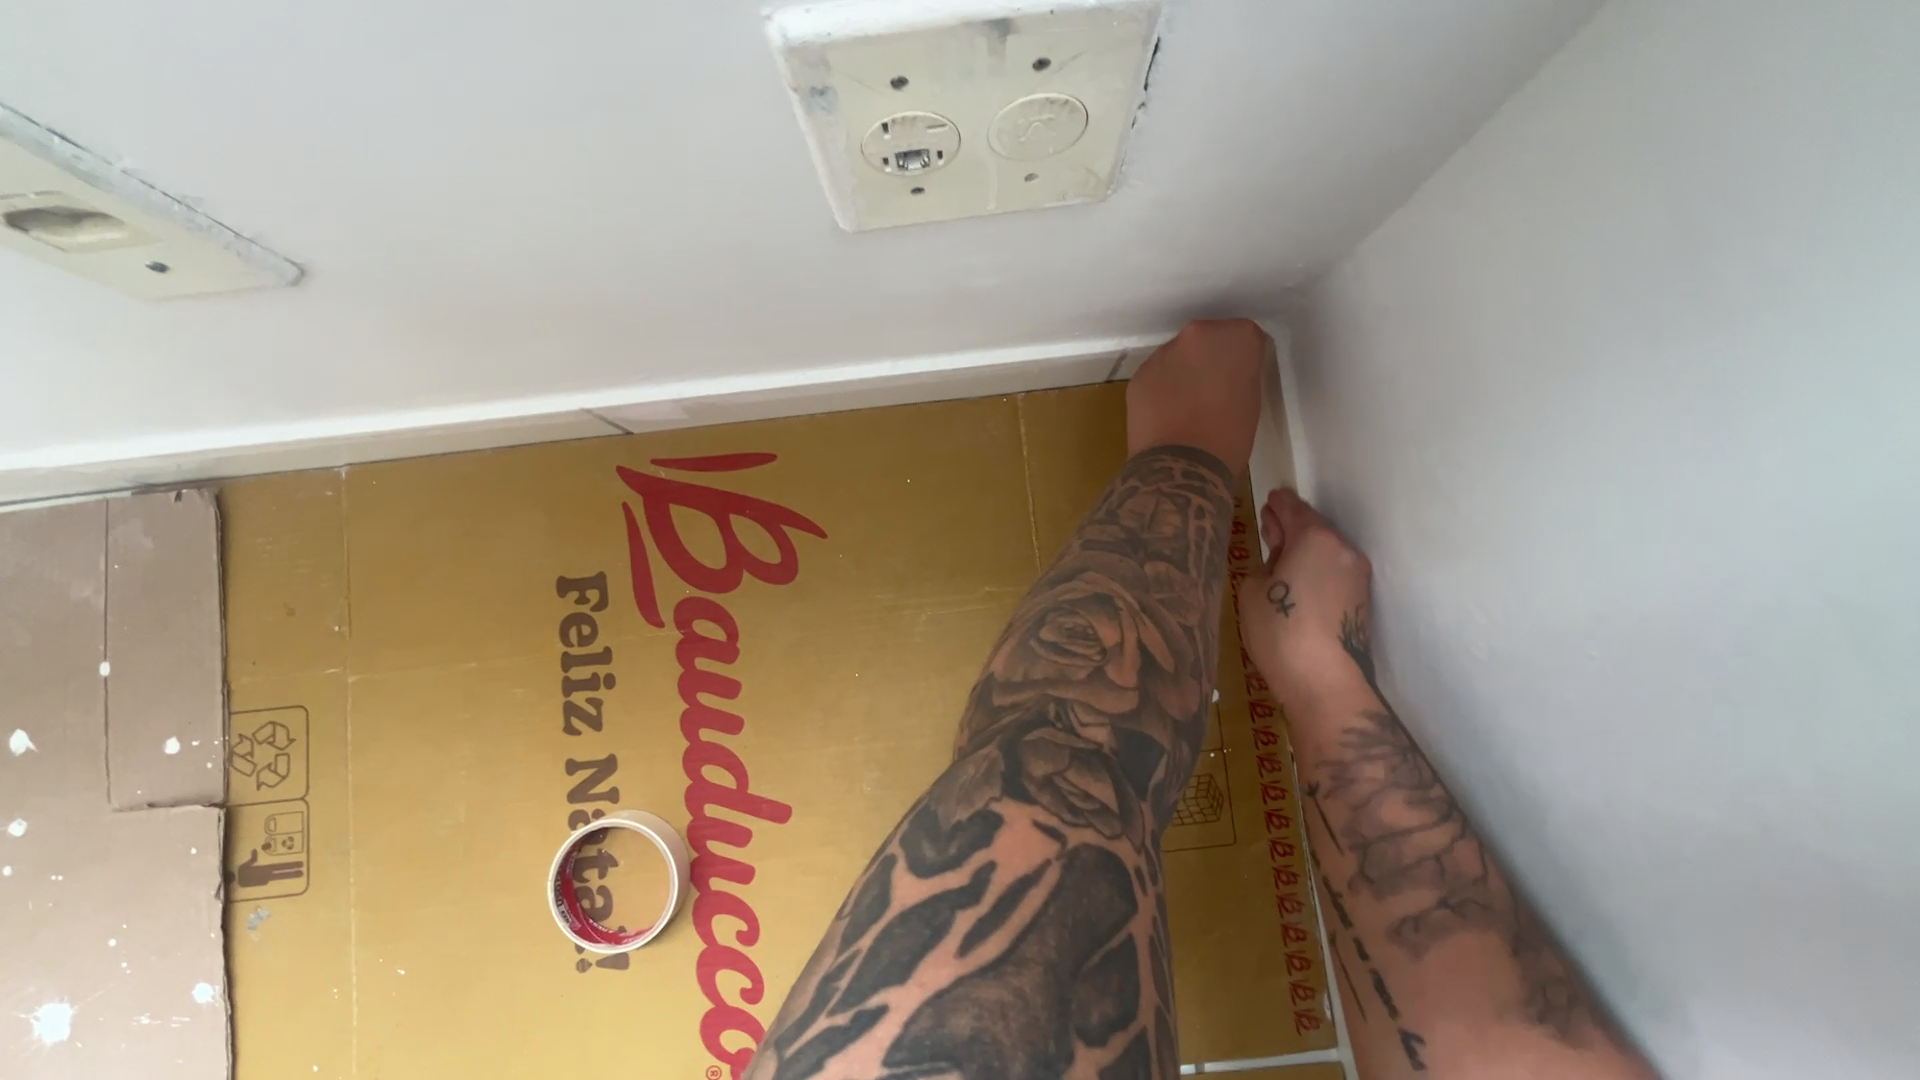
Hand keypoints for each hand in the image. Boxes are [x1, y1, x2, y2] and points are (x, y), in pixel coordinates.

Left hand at [1125, 319, 1267, 476]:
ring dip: (1181, 372)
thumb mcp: (1251, 398)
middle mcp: (1197, 335)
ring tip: (1185, 408)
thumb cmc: (1229, 437)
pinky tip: (1165, 415)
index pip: (1243, 336)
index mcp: (1236, 337)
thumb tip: (1227, 372)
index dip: (1240, 359)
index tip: (1238, 380)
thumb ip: (1241, 372)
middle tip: (1211, 392)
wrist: (1181, 465)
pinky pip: (1155, 376)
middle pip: (1206, 340)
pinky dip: (1160, 389)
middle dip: (1208, 359)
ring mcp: (1163, 353)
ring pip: (1177, 357)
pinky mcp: (1139, 375)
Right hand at [1237, 488, 1372, 688]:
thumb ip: (1266, 563)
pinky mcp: (1360, 598)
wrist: (1324, 680)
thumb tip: (1280, 561)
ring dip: (1304, 548)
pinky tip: (1297, 582)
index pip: (1292, 507)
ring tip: (1280, 560)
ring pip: (1326, 549)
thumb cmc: (1278, 629)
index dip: (1277, 504)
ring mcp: (1357, 574)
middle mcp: (1342, 548)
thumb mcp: (1252, 589)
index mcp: (1314, 537)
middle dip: (1291, 526)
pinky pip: (1333, 569)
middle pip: (1314, 526)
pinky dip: (1315, 567)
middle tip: (1269, 529)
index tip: (1268, 502)